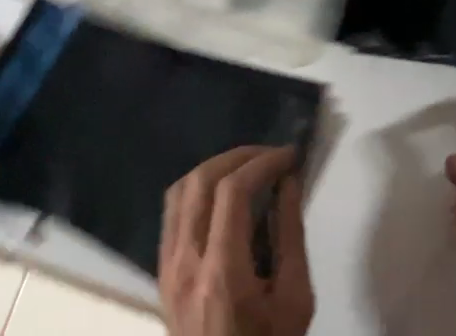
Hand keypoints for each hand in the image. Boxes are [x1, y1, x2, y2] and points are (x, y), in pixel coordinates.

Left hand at [160, 145, 313, 335]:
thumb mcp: (295, 298)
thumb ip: (290, 234)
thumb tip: (289, 181)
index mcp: (221, 274)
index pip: (232, 192)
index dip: (262, 163)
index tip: (290, 156)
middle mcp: (184, 263)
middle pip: (201, 182)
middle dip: (239, 157)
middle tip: (272, 157)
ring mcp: (166, 268)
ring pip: (180, 190)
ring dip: (216, 168)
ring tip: (249, 168)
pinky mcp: (161, 272)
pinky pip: (173, 213)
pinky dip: (199, 189)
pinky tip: (224, 195)